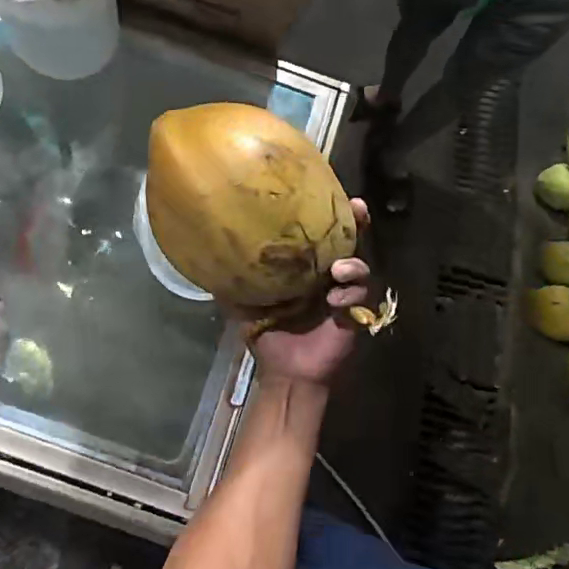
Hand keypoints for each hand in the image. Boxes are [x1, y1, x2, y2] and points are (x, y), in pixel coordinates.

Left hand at [240, 198, 372, 387]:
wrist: (286, 373)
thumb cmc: (266, 334)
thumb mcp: (243, 303)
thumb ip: (232, 279)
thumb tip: (206, 250)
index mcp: (306, 268)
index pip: (321, 234)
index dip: (328, 214)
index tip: (331, 196)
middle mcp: (328, 274)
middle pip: (350, 241)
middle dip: (357, 223)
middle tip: (358, 210)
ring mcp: (344, 293)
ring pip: (360, 266)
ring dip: (353, 264)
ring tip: (339, 269)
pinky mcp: (355, 313)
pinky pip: (362, 295)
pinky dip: (352, 293)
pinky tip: (336, 298)